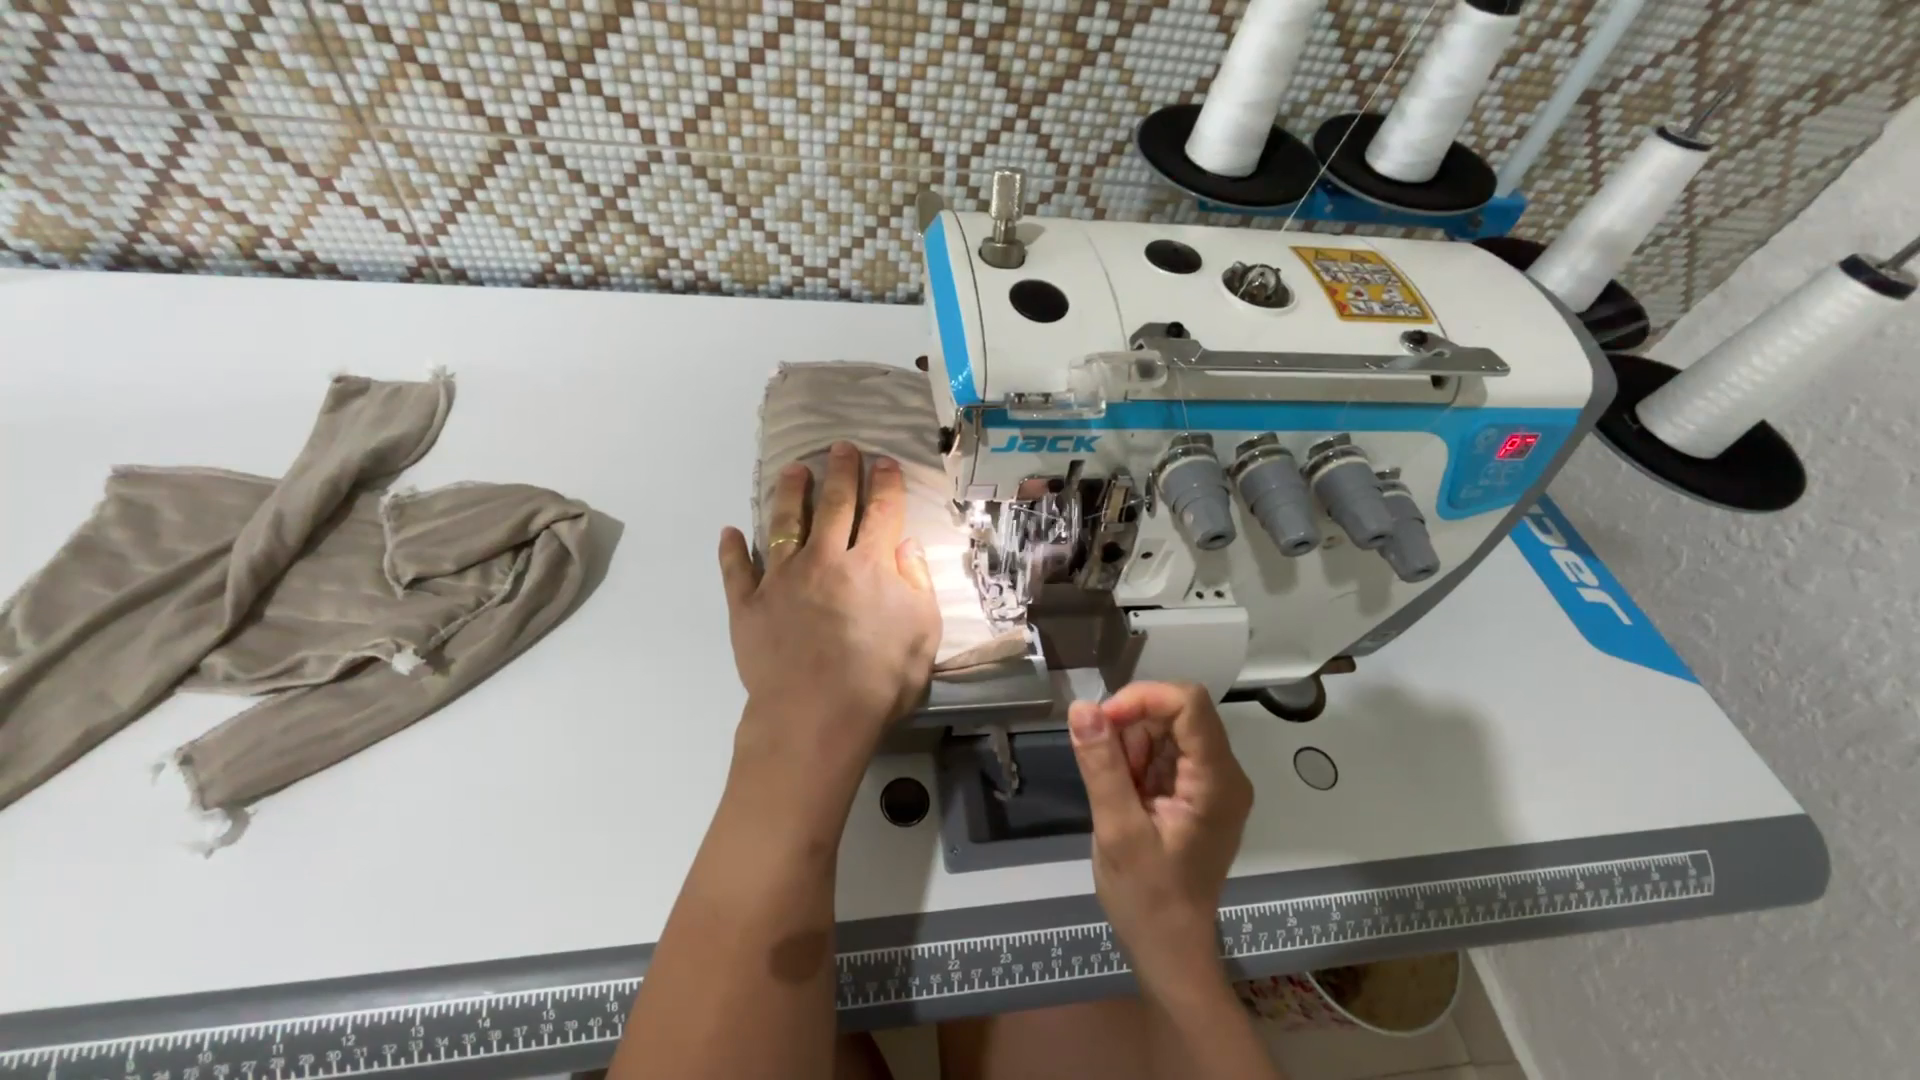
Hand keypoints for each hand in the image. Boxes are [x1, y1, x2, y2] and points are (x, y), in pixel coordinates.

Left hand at [717, 441, 941, 776]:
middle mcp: (825, 559)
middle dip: (840, 471)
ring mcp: (781, 579)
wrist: (817, 717)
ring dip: (790, 493)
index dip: (885, 483)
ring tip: (792, 470)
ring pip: (784, 523)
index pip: (882, 511)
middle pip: (835, 505)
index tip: (884, 462)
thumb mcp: (923, 632)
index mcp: (871, 565)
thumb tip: (905, 546)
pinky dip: (732, 549)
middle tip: (841, 447)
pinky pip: (737, 569)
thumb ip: (916, 584)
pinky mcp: (748, 604)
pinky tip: (730, 531)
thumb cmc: (880, 679)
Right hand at [1068, 682, 1253, 995]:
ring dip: (1130, 746)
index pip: (1189, 704)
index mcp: (1217, 781)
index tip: (1101, 721)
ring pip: (1166, 728)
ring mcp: (1212, 782)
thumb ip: (1102, 765)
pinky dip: (1136, 762)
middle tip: (1103, 767)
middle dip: (1131, 726)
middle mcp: (1224, 773)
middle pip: (1177, 712)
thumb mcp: (1117, 830)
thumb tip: (1082, 708)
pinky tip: (1125, 796)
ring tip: (1117, 792)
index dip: (1142, 698)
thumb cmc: (1146, 897)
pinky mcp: (1196, 791)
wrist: (1169, 948)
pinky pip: (1164, 752)